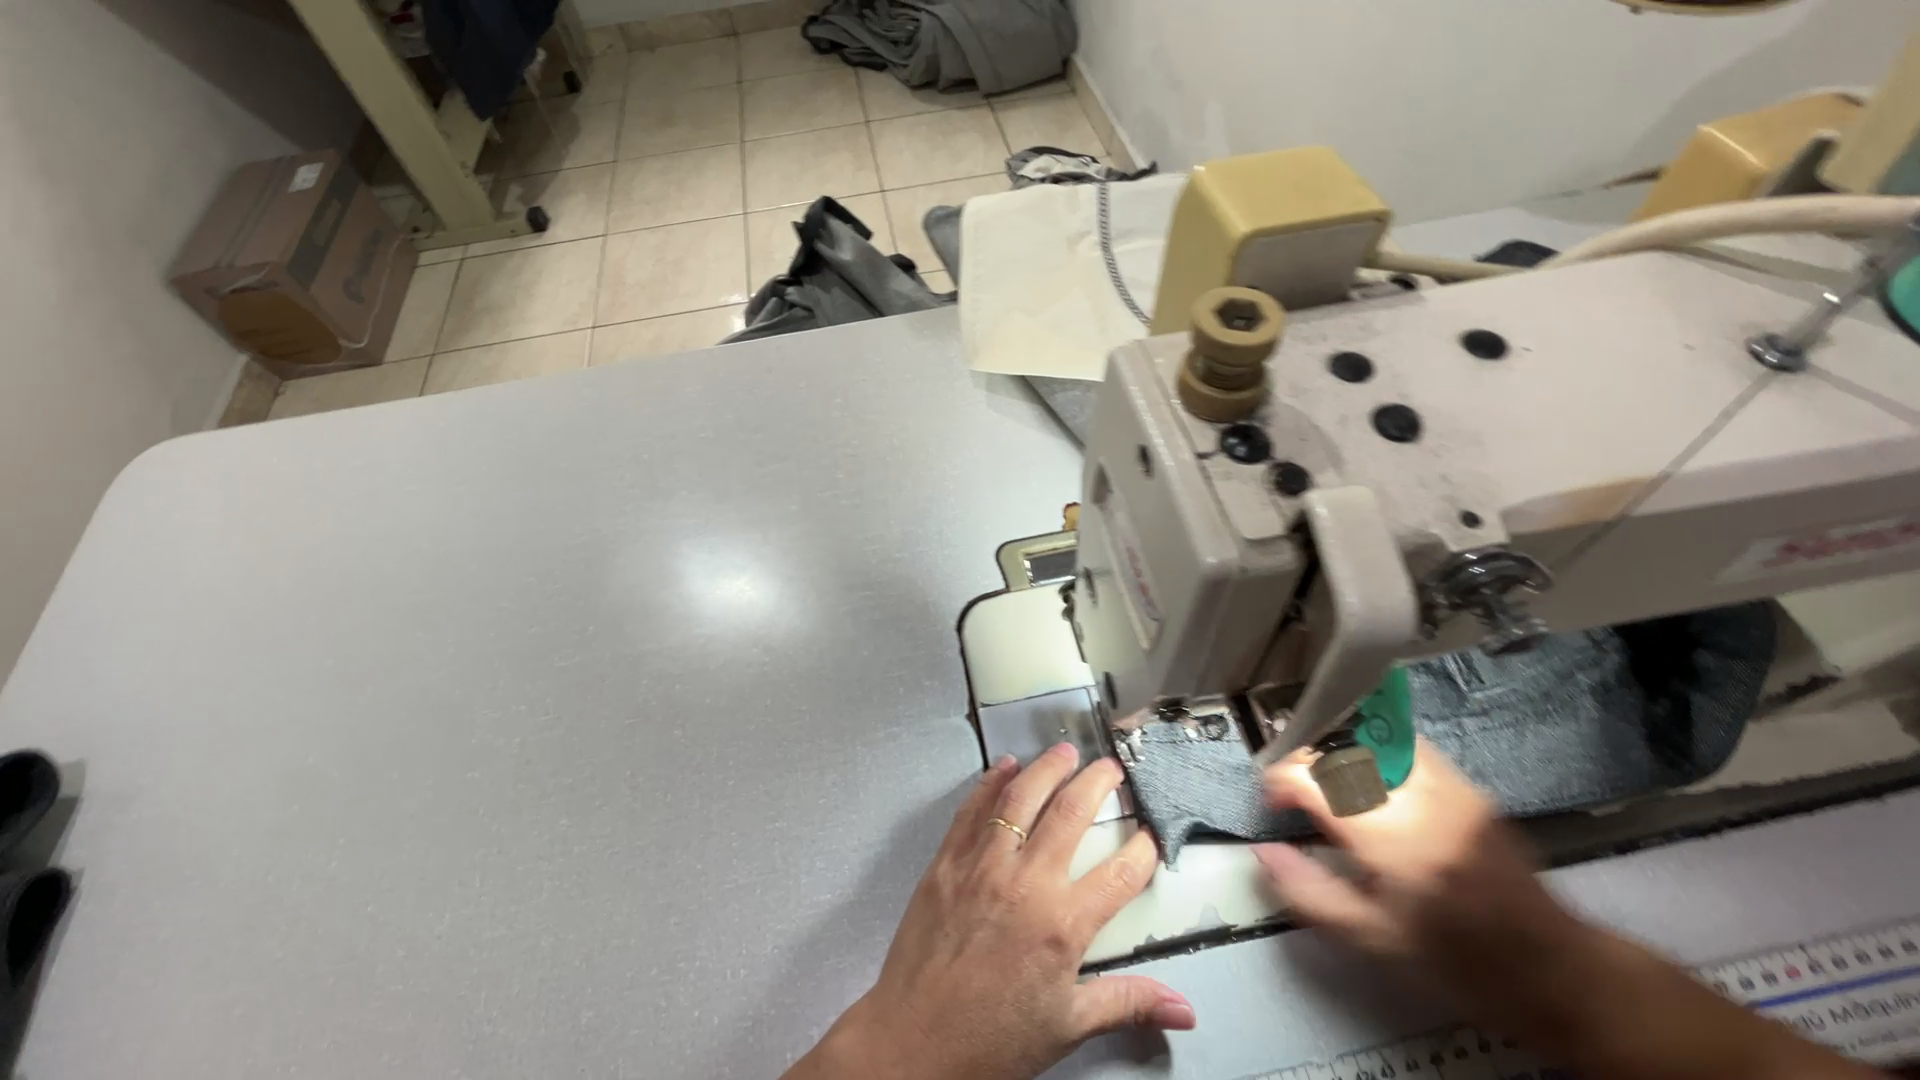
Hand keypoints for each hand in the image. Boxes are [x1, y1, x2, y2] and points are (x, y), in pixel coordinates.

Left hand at [789, 744, 1194, 1079]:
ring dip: (1046, 768)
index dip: (1143, 849)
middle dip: (1097, 783)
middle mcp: (1026, 883)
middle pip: (1071, 814)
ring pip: (1020, 799)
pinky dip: (990, 783)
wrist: (914, 1041)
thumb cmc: (992, 1038)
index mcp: (1063, 925)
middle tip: (1110, 769)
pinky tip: (1004, 767)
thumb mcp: (1068, 1025)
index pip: (1121, 873)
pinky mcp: (946, 863)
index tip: (1150, 835)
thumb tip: (1184, 1011)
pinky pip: (972, 811)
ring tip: (1065, 751)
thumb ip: (1127, 1003)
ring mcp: (982, 866)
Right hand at [1254, 740, 1577, 984]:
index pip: (1315, 778)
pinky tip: (1369, 780)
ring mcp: (1451, 787)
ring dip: (1340, 751)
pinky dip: (1377, 754)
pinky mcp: (1469, 786)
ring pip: (1376, 739)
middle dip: (1306, 762)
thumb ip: (1307, 891)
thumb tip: (1263, 850)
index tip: (1272, 802)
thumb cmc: (1451, 958)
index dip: (1279, 781)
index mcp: (1391, 839)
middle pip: (1343, 749)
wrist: (1546, 963)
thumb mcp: (1369, 937)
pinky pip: (1409, 749)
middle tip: (1294, 790)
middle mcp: (1420, 800)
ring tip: (1327, 778)